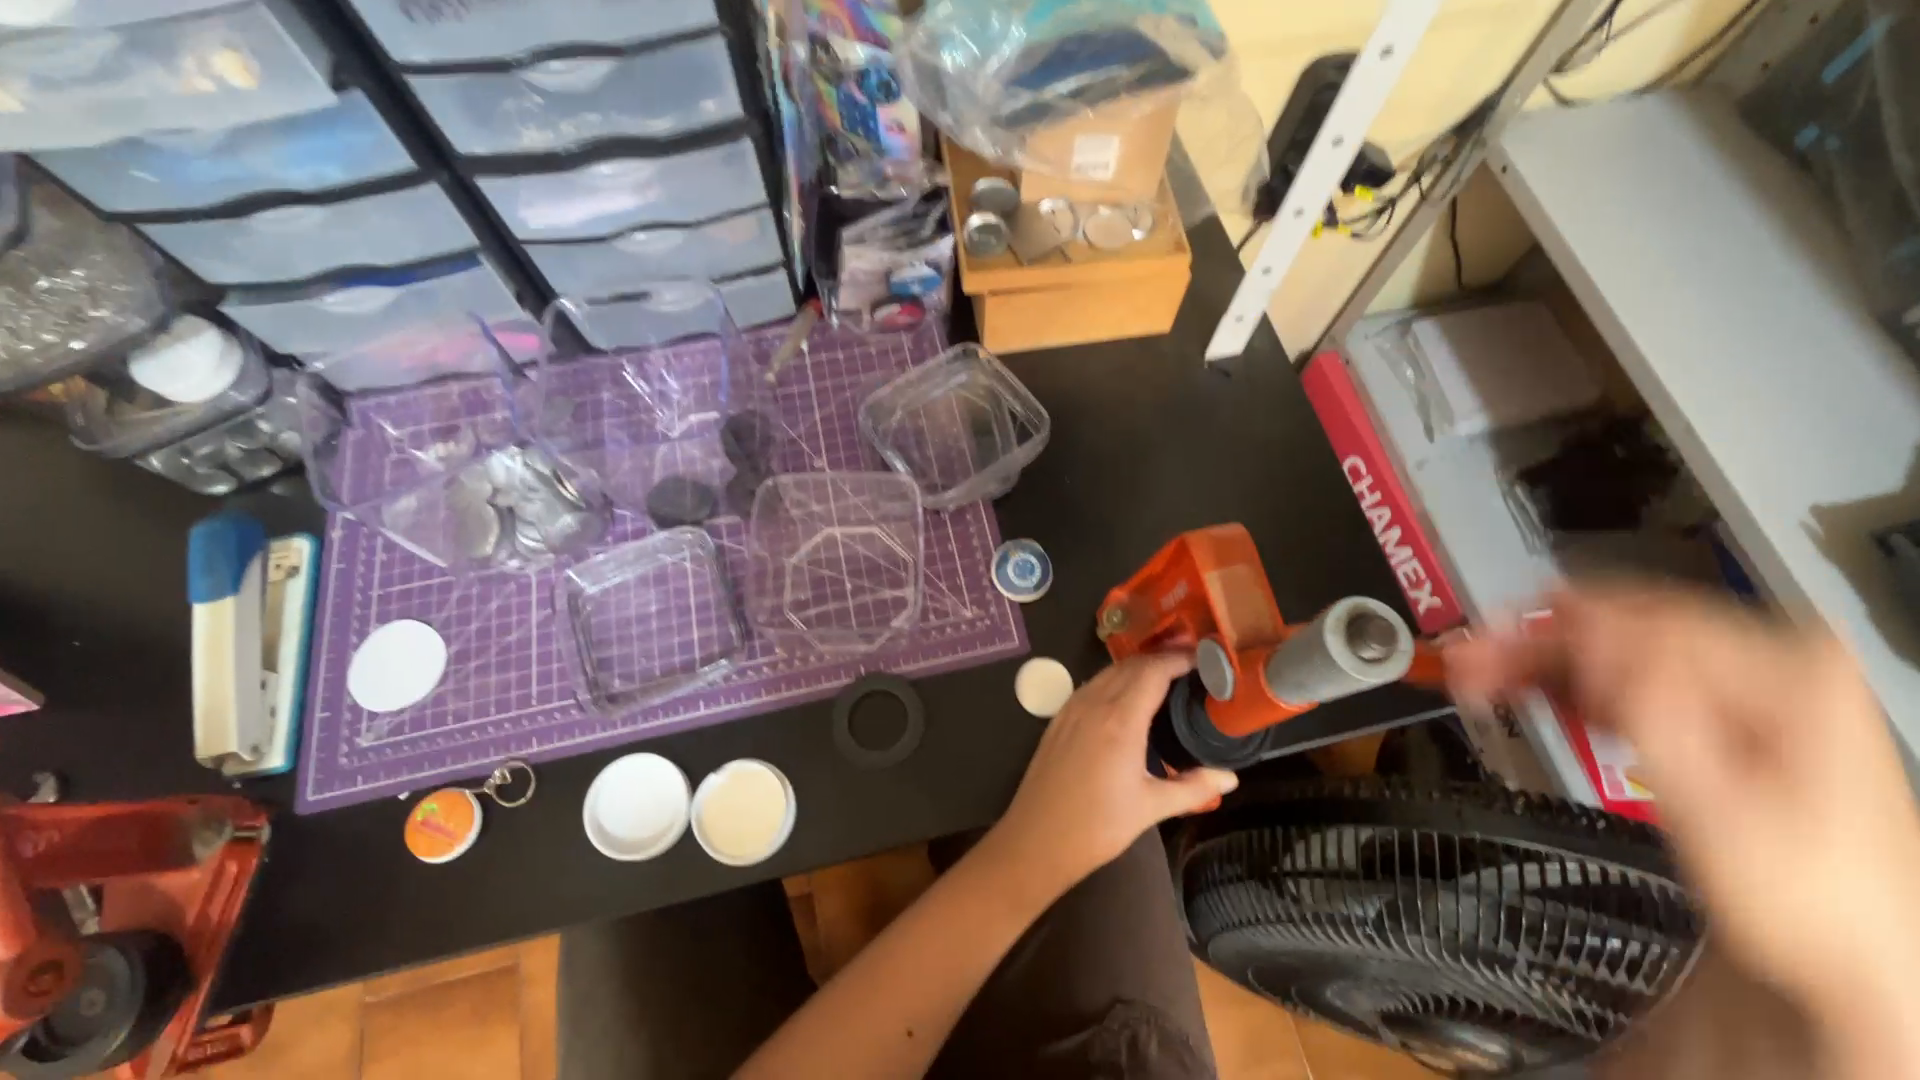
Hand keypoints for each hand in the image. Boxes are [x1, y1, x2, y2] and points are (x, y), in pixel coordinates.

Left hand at [985, 654, 1238, 901]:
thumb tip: (1231, 777)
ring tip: (1165, 679)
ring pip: (1107, 673)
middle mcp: (1093, 704)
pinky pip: (1090, 686)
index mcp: (1120, 720)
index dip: (1179, 659)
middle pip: (1130, 666)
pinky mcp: (1057, 720)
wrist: (1036, 840)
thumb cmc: (1097, 826)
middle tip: (1191, 666)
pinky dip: (1114, 681)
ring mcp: (1070, 709)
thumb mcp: (1150, 807)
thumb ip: (1193, 788)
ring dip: (1136, 668)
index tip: (1203, 659)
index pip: (1153, 671)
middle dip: (1161, 659)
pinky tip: (1127, 699)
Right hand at [1446, 584, 1919, 1018]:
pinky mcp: (1727, 714)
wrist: (1862, 958)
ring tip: (1478, 673)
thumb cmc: (1801, 896)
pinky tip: (1532, 691)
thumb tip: (1586, 644)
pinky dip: (1580, 686)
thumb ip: (1647, 711)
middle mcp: (1772, 664)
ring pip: (1623, 652)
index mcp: (1787, 675)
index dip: (1556, 632)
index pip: (1644, 625)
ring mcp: (1751, 687)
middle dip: (1538, 643)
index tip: (1485, 641)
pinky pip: (1637, 680)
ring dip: (1547, 663)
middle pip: (1628, 630)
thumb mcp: (1715, 804)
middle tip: (1465, 659)